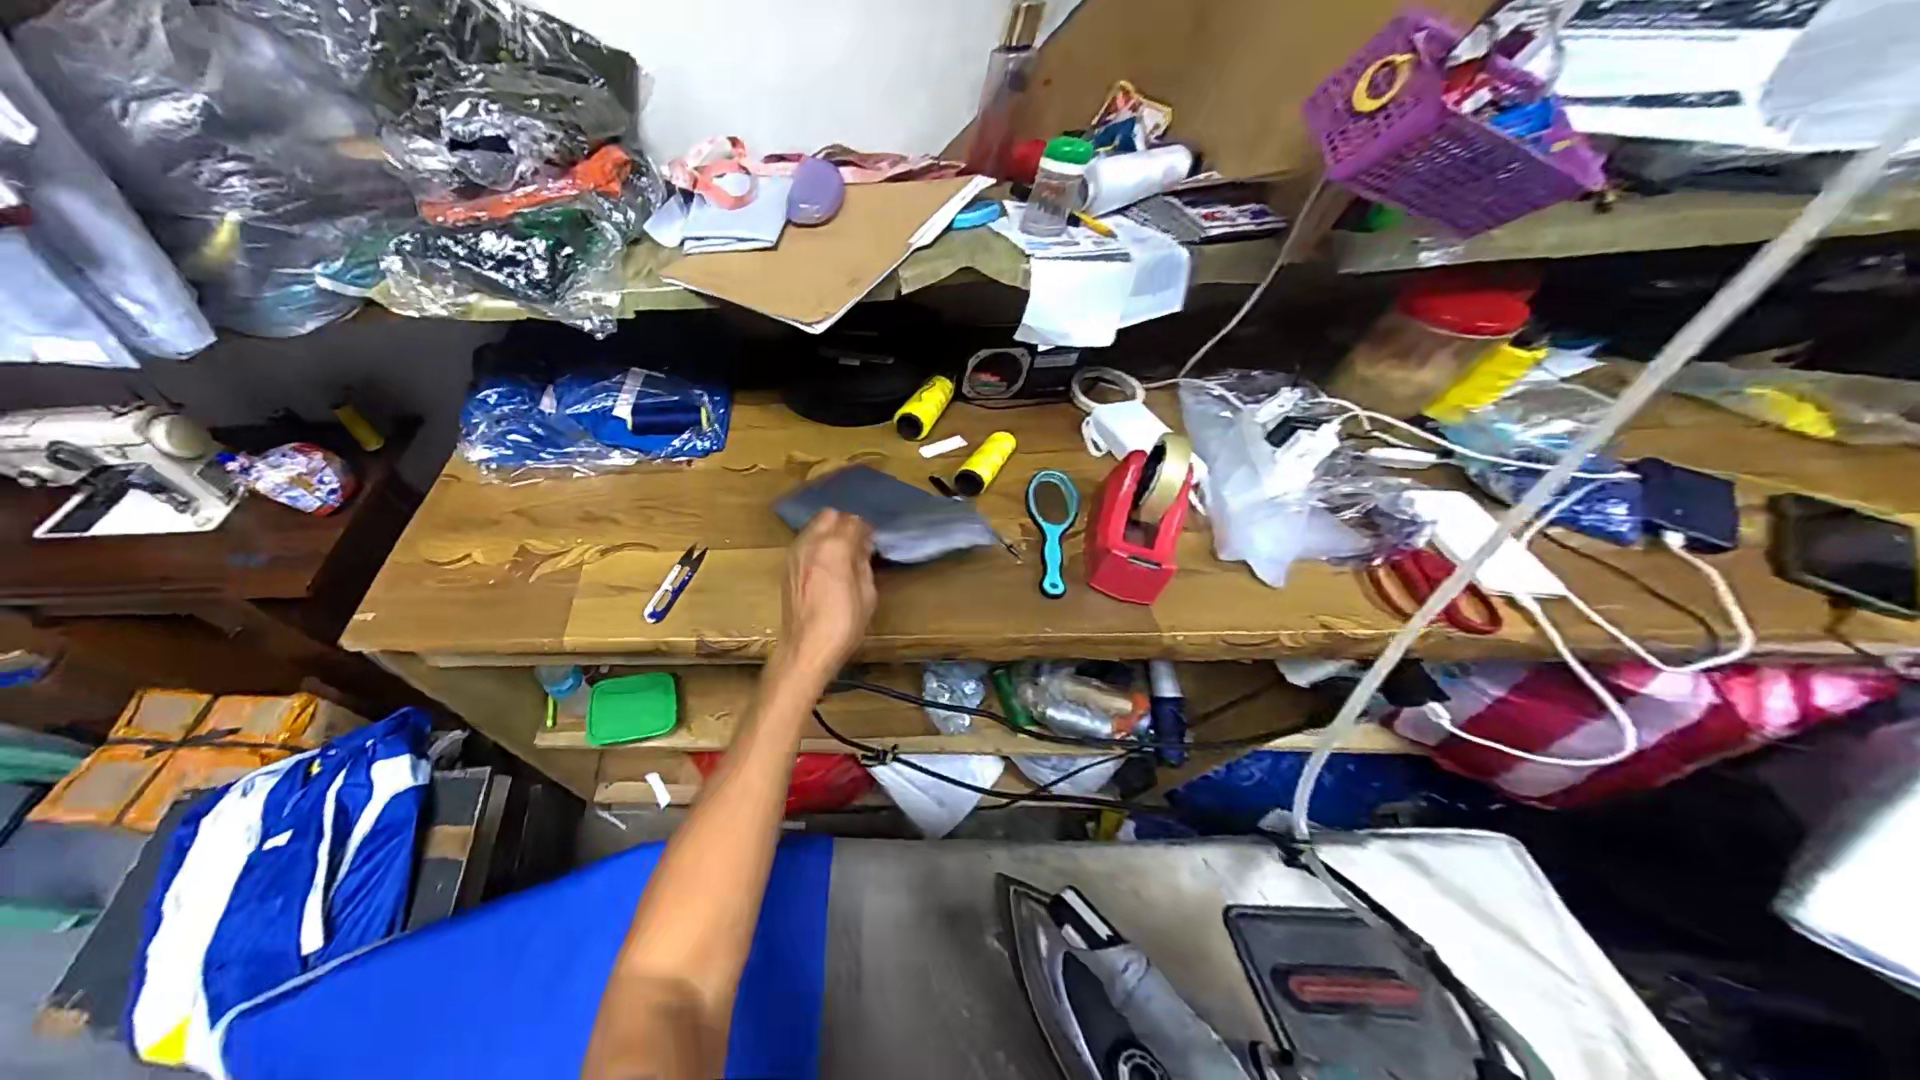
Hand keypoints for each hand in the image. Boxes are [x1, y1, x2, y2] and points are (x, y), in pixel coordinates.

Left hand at [777, 509, 876, 681]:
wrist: (806, 648)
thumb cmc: (843, 624)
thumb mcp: (867, 593)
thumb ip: (863, 563)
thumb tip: (862, 547)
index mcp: (834, 547)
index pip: (853, 521)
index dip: (866, 530)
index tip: (872, 542)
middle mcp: (811, 542)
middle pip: (830, 515)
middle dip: (845, 524)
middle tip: (857, 543)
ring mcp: (795, 553)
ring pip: (814, 526)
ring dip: (829, 532)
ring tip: (842, 553)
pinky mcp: (786, 566)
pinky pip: (804, 542)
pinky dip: (817, 544)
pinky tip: (826, 564)